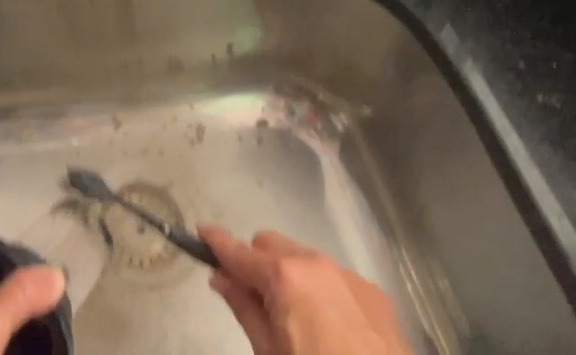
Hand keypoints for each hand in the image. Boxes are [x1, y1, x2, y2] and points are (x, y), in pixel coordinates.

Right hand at [201, 225, 410, 354]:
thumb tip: (222, 279)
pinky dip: (321, 291)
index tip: (201, 232)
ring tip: (296, 319)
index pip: (238, 251)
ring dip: (289, 275)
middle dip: (255, 262)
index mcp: (283, 277)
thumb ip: (244, 309)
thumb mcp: (269, 354)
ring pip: (303, 257)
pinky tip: (331, 330)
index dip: (216, 242)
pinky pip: (335, 278)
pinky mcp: (374, 294)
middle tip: (253, 299)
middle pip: (269, 244)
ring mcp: (348, 276)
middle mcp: (314, 263)